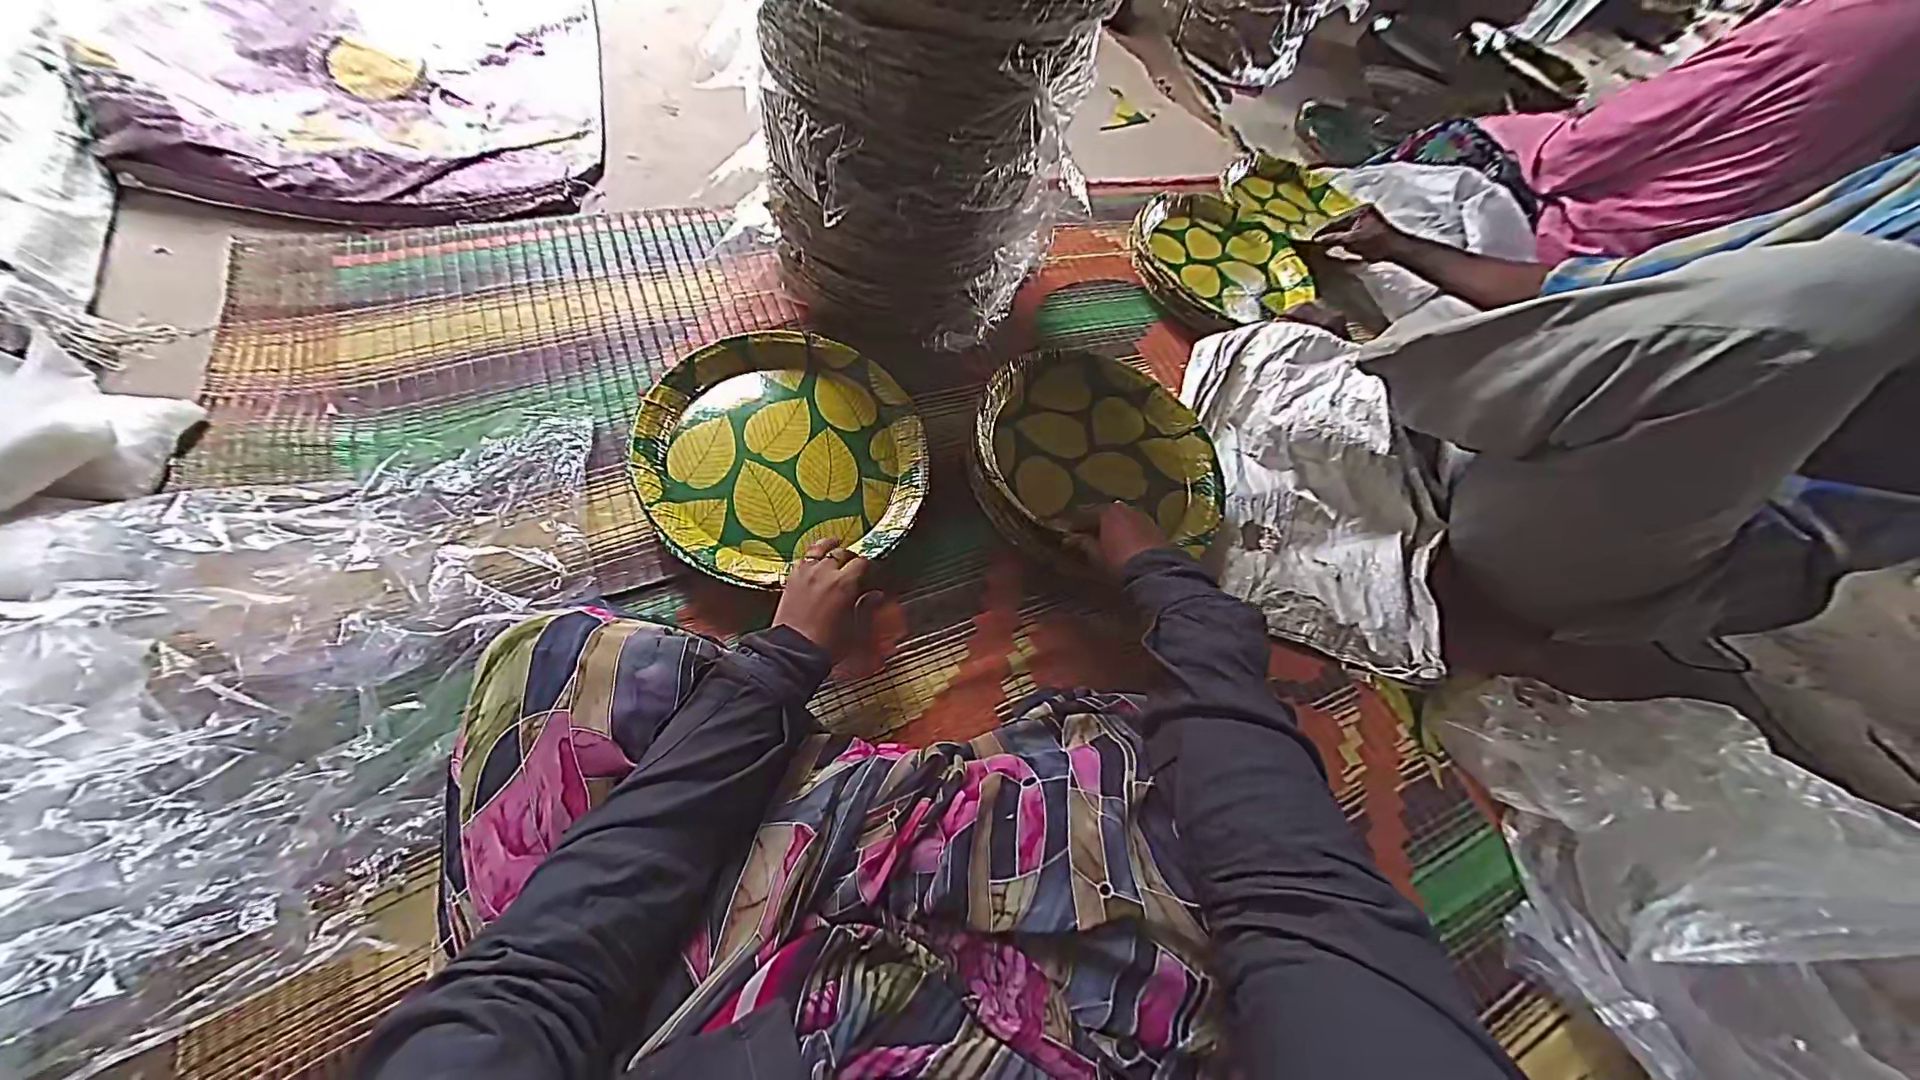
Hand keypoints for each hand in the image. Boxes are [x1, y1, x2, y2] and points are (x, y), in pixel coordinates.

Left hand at [773, 538, 872, 659]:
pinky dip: (809, 556)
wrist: (794, 651)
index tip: (870, 571)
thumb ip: (867, 607)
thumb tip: (876, 596)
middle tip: (855, 562)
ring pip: (819, 549)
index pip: (861, 563)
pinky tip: (812, 558)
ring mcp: (805, 574)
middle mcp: (825, 573)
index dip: (868, 565)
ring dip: (829, 546)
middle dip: (850, 556)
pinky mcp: (791, 580)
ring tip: (834, 543)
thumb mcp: (856, 628)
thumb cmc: (826, 644)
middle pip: (841, 553)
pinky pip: (802, 559)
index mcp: (845, 584)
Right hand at [1068, 502, 1172, 576]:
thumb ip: (1085, 544)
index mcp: (1107, 511)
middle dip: (1094, 523)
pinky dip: (1126, 533)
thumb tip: (1078, 539)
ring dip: (1112, 527)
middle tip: (1083, 533)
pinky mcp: (1156, 529)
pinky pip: (1134, 528)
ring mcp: (1142, 517)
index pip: (1084, 515)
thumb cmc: (1119, 561)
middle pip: (1105, 514)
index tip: (1065, 530)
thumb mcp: (1096, 556)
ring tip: (1104, 539)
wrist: (1155, 571)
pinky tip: (1123, 543)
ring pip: (1122, 520)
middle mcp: (1125, 509)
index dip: (1073, 524)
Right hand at [1307, 205, 1402, 263]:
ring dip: (1336, 237)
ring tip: (1324, 245)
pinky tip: (1339, 245)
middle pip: (1340, 224)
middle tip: (1316, 243)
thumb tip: (1316, 240)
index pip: (1336, 221)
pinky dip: (1344, 239)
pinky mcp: (1370, 228)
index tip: (1311, 240)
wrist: (1396, 249)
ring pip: (1345, 229)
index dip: (1323, 231)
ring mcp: (1368, 219)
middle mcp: (1364, 211)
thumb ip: (1333, 239)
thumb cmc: (1375, 243)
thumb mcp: (1351, 240)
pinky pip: (1352, 232)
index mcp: (1360, 210)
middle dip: (1329, 234)